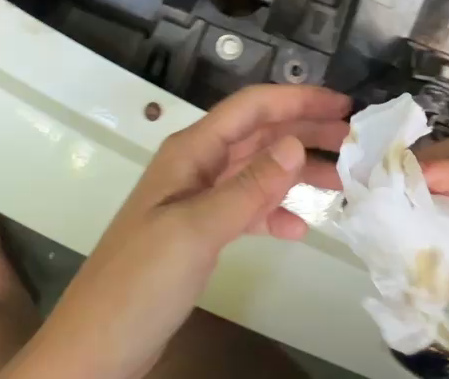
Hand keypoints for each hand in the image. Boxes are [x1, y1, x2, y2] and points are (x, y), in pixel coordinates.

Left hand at [4, 84, 350, 378]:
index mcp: (190, 152)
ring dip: (296, 171)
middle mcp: (195, 166)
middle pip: (257, 134)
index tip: (344, 103)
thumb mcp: (197, 231)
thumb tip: (296, 142)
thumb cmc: (140, 282)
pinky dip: (273, 212)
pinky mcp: (198, 234)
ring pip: (255, 170)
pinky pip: (245, 209)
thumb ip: (248, 187)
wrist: (94, 349)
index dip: (298, 99)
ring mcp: (196, 201)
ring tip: (341, 182)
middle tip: (355, 139)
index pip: (251, 108)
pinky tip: (298, 228)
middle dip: (304, 129)